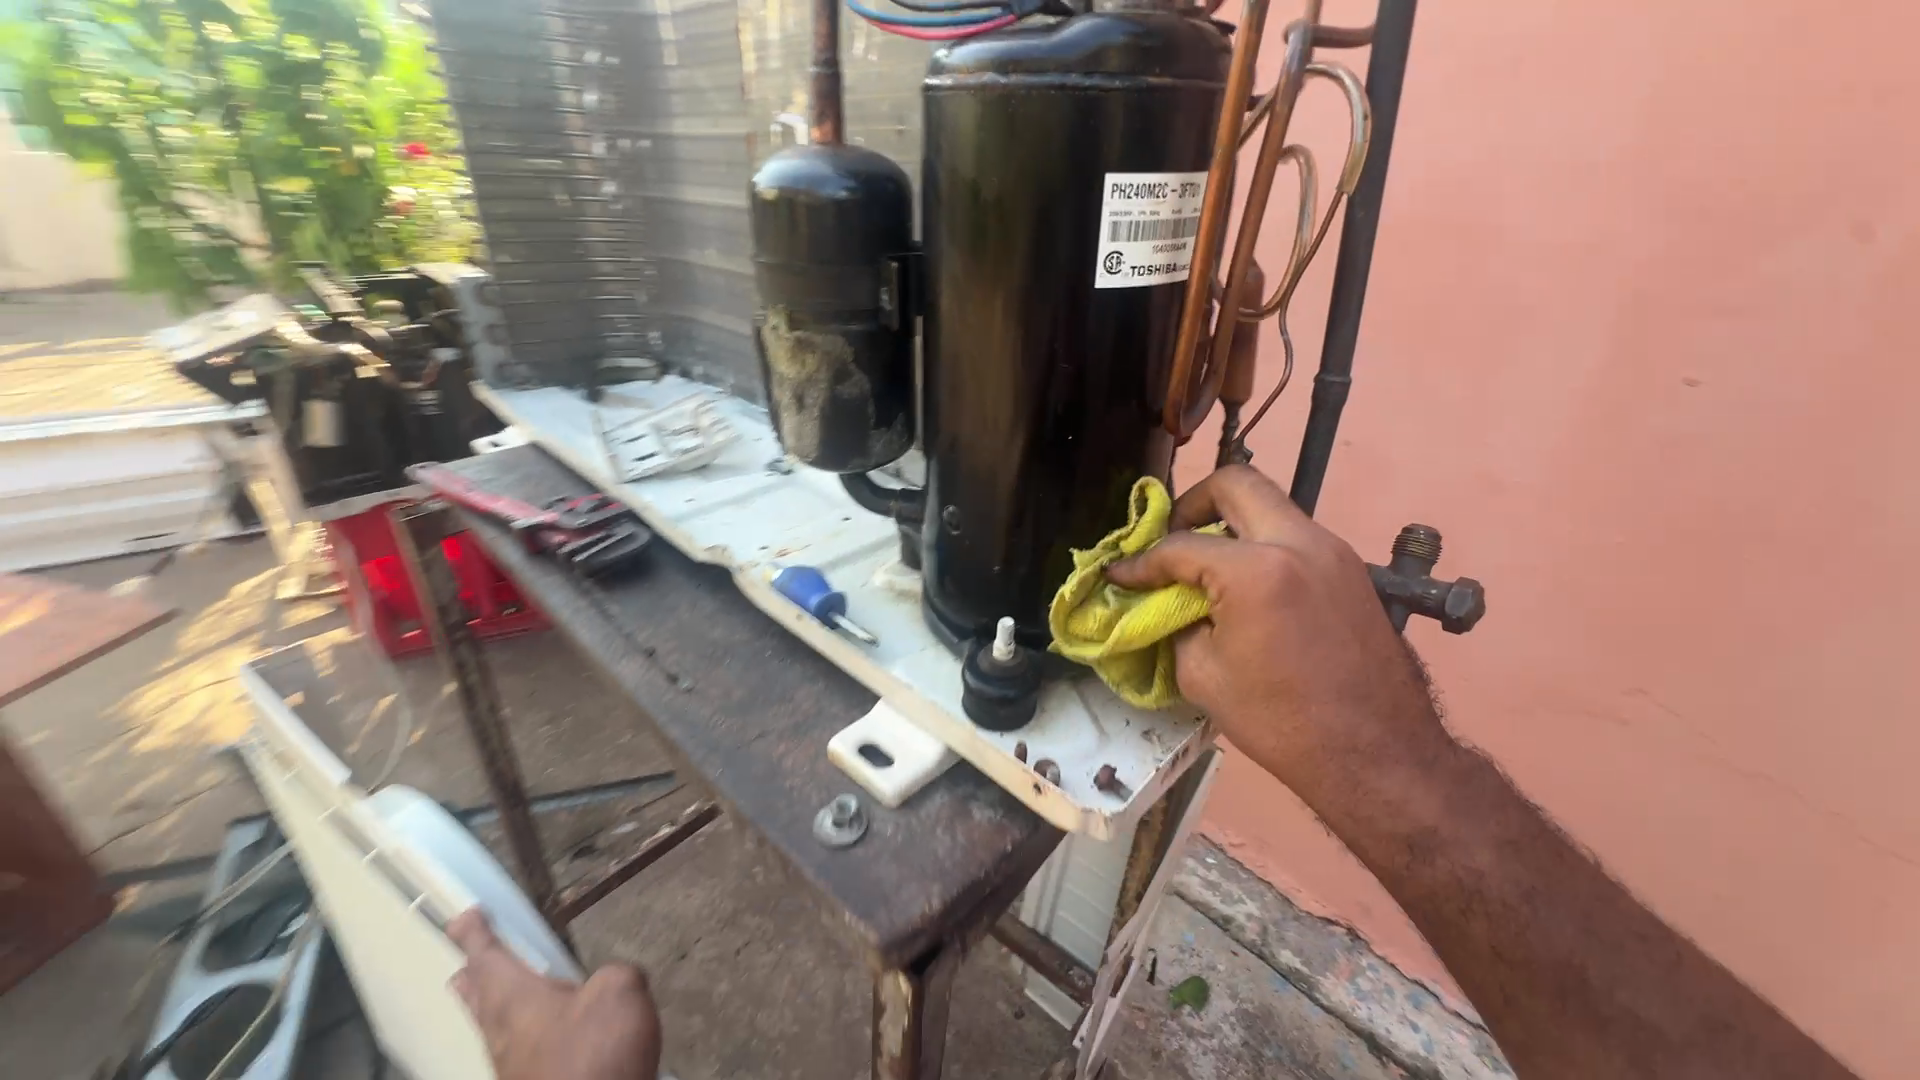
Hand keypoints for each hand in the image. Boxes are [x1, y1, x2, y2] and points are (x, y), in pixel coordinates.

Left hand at [448, 909, 661, 1079]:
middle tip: (467, 962)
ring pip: (495, 1028)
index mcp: (515, 999)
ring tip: (500, 994)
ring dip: (494, 1006)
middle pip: (478, 999)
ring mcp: (514, 1069)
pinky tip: (545, 1037)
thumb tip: (604, 987)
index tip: (464, 915)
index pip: (488, 957)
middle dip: (472, 978)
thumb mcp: (621, 990)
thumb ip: (615, 974)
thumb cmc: (596, 1054)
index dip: (475, 934)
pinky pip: (518, 1052)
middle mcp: (504, 1034)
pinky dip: (522, 1034)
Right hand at [1106, 466, 1445, 798]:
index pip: (1181, 546)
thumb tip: (1166, 602)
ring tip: (1208, 568)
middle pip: (1234, 483)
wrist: (1378, 754)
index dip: (1141, 563)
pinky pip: (1293, 535)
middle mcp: (1299, 542)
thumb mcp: (1203, 675)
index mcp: (1256, 571)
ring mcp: (1333, 550)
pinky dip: (1261, 546)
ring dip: (1230, 524)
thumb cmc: (1282, 723)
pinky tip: (1247, 589)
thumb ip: (1176, 622)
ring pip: (1270, 505)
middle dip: (1192, 505)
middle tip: (1173, 543)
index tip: (1120, 576)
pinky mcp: (1351, 568)